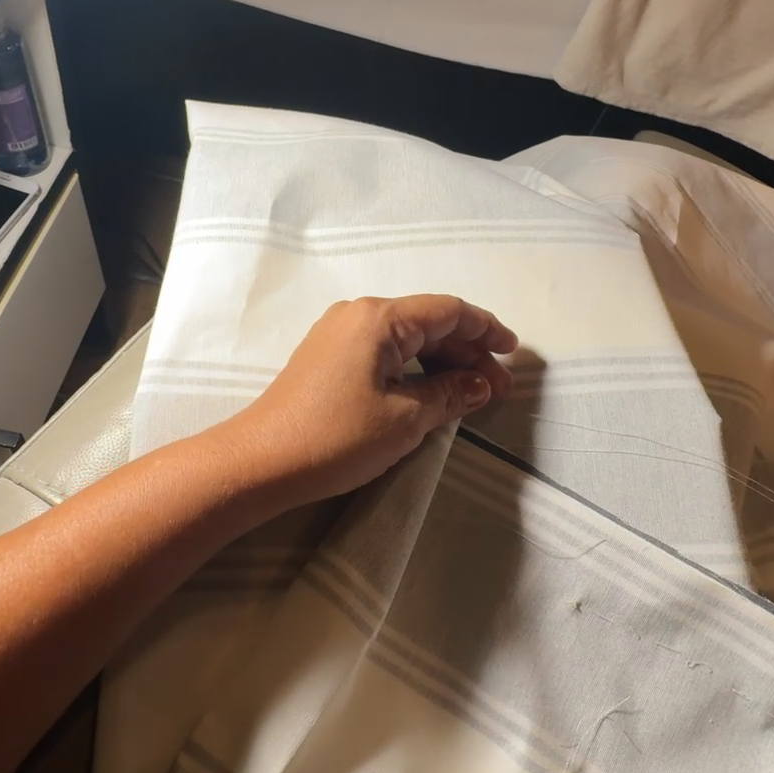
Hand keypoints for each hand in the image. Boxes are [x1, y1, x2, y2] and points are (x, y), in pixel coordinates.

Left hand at [208, 295, 517, 509]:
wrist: (260, 461)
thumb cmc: (336, 437)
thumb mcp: (404, 420)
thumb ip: (448, 395)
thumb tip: (481, 384)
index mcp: (379, 319)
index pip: (446, 311)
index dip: (486, 329)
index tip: (513, 352)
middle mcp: (359, 314)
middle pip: (427, 323)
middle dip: (468, 352)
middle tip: (498, 387)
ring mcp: (339, 334)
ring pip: (406, 339)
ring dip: (442, 362)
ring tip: (473, 392)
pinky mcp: (328, 356)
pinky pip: (385, 351)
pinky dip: (414, 368)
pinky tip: (432, 391)